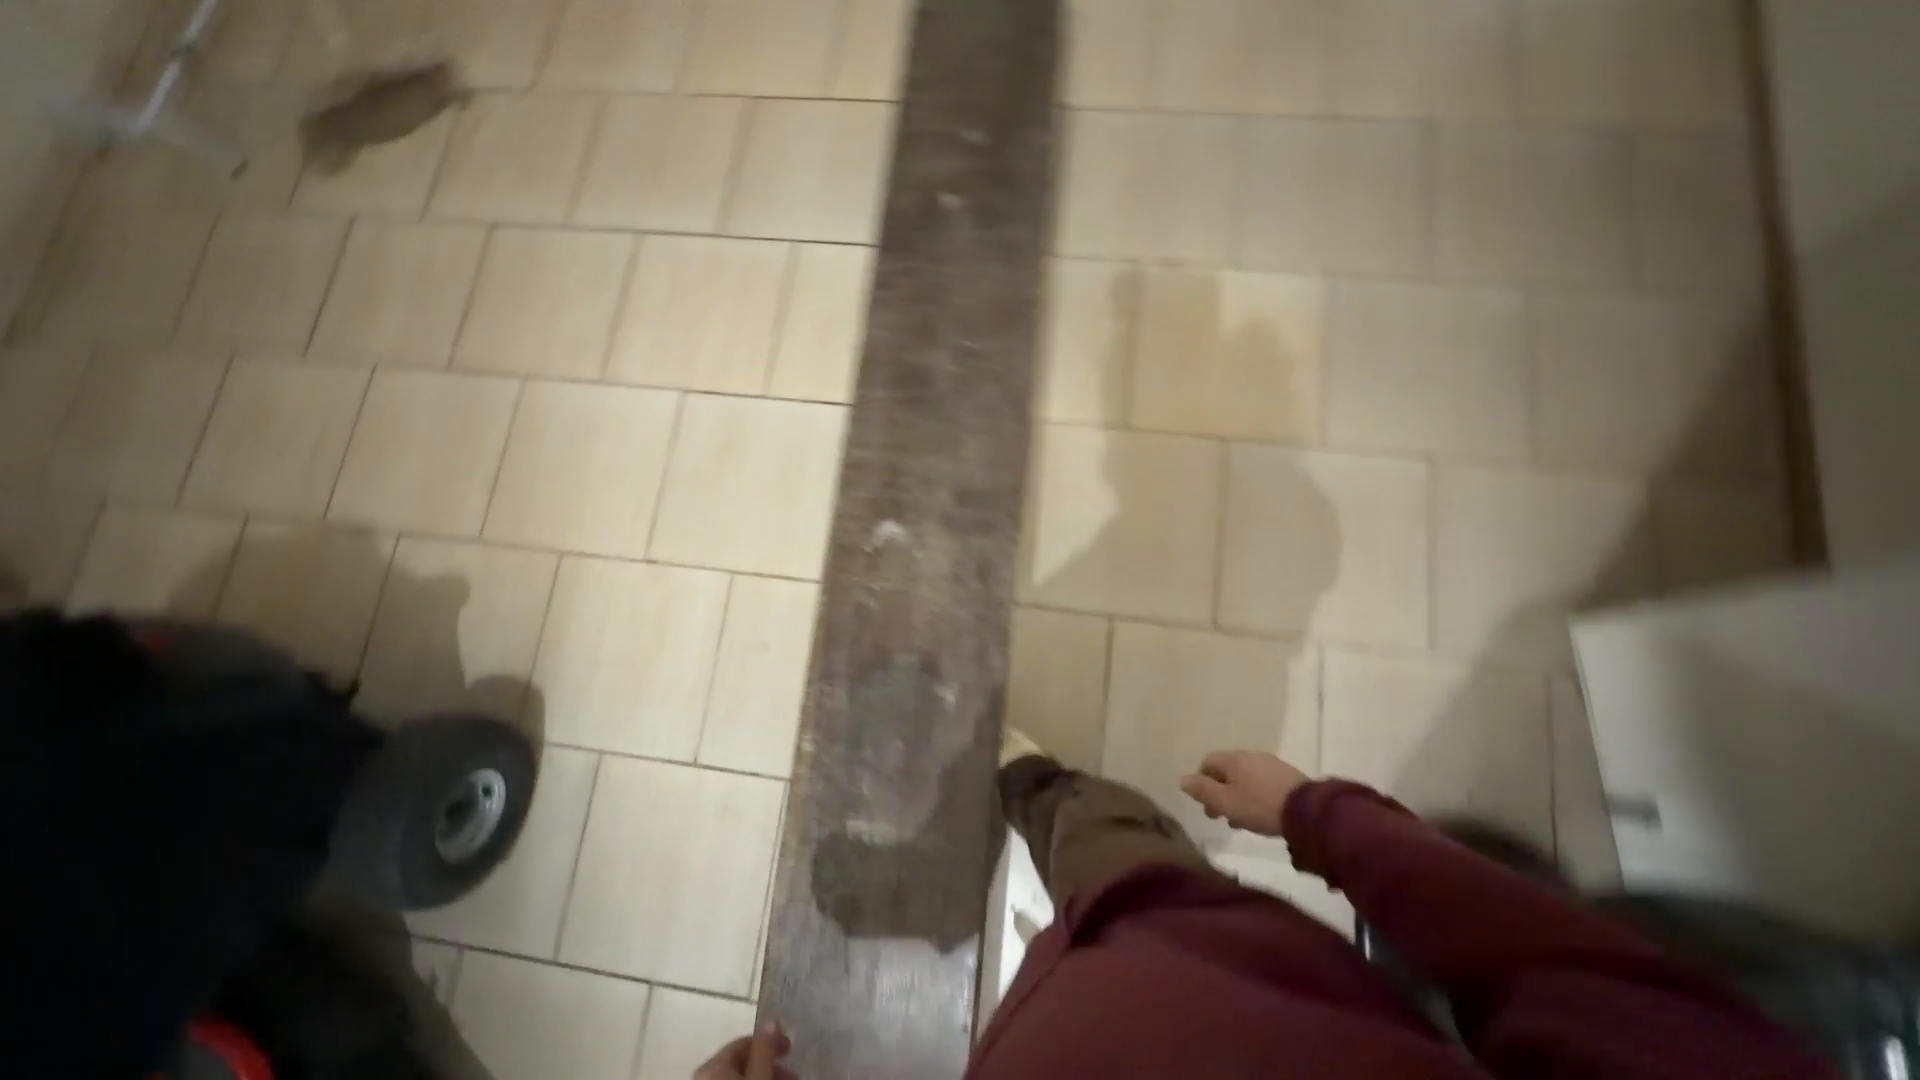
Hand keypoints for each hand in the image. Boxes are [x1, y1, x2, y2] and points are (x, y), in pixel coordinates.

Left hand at [695, 1023, 797, 1079]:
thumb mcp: (759, 1076)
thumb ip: (765, 1049)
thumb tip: (772, 1019)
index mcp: (712, 1065)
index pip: (743, 1042)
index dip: (770, 1040)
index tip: (791, 1048)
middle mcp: (703, 1074)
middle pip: (741, 1061)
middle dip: (770, 1062)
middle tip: (792, 1072)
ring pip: (739, 1076)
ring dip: (764, 1074)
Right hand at [1179, 751, 1310, 836]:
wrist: (1307, 810)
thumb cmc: (1259, 806)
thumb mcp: (1225, 802)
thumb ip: (1202, 790)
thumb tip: (1183, 779)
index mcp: (1232, 759)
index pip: (1207, 762)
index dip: (1201, 781)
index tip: (1205, 804)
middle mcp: (1250, 755)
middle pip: (1226, 770)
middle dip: (1220, 791)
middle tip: (1221, 816)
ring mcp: (1270, 763)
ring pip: (1245, 777)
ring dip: (1237, 795)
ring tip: (1241, 819)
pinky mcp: (1287, 775)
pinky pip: (1262, 782)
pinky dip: (1255, 794)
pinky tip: (1260, 812)